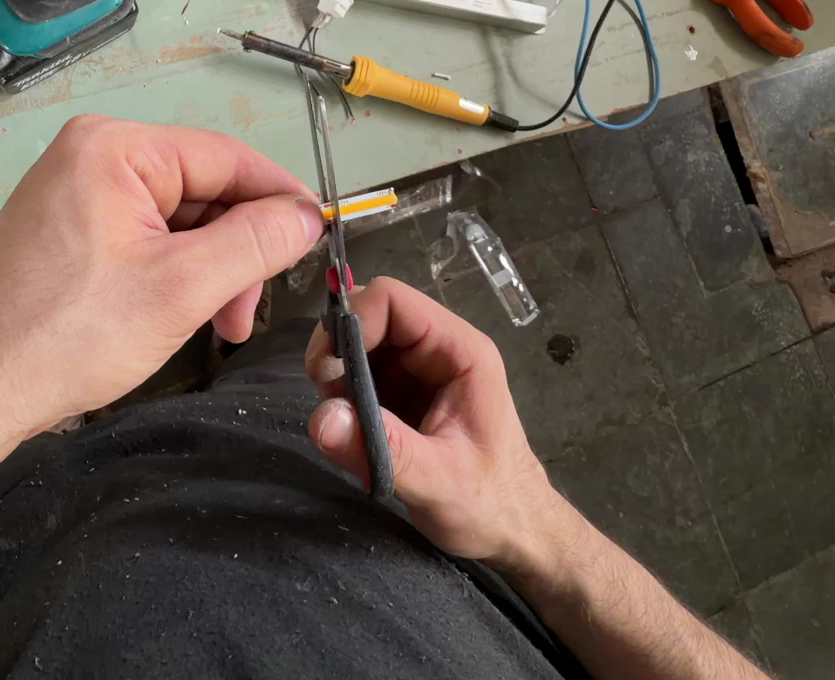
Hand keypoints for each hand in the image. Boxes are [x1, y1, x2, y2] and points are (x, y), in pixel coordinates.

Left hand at [0, 115, 322, 434]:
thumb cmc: (73, 335)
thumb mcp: (183, 287)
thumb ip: (257, 242)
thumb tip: (309, 215)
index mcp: (116, 146)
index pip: (225, 156)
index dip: (281, 196)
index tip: (322, 234)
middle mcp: (94, 153)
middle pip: (202, 189)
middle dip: (238, 249)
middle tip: (254, 311)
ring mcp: (77, 189)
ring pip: (178, 218)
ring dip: (211, 268)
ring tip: (224, 324)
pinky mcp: (70, 226)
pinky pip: (146, 235)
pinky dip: (177, 272)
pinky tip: (187, 312)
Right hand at [305, 277, 572, 566]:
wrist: (514, 534)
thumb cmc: (492, 506)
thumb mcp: (439, 483)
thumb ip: (382, 450)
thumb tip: (320, 419)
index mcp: (459, 350)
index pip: (391, 300)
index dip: (352, 323)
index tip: (329, 372)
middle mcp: (437, 347)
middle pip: (368, 314)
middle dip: (337, 348)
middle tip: (325, 395)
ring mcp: (417, 366)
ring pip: (358, 340)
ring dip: (336, 372)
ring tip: (340, 418)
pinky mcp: (400, 389)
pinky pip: (358, 370)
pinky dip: (342, 391)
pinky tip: (348, 425)